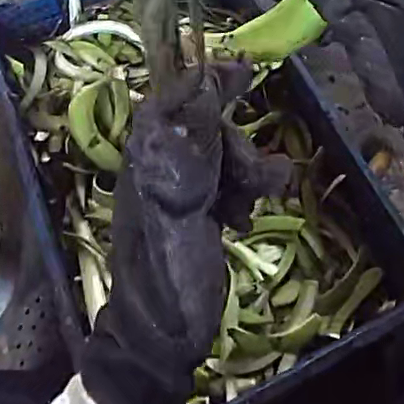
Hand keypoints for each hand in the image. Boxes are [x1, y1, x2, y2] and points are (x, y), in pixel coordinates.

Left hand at [80, 64, 254, 403]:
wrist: (164, 333)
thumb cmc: (166, 265)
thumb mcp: (181, 196)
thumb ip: (193, 136)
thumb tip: (205, 75)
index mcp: (148, 152)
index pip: (180, 97)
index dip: (212, 81)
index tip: (248, 70)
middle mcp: (163, 160)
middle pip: (214, 125)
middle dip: (239, 149)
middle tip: (255, 175)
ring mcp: (184, 184)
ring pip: (230, 153)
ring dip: (249, 175)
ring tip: (248, 207)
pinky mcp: (202, 205)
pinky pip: (234, 179)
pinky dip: (245, 193)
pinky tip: (241, 218)